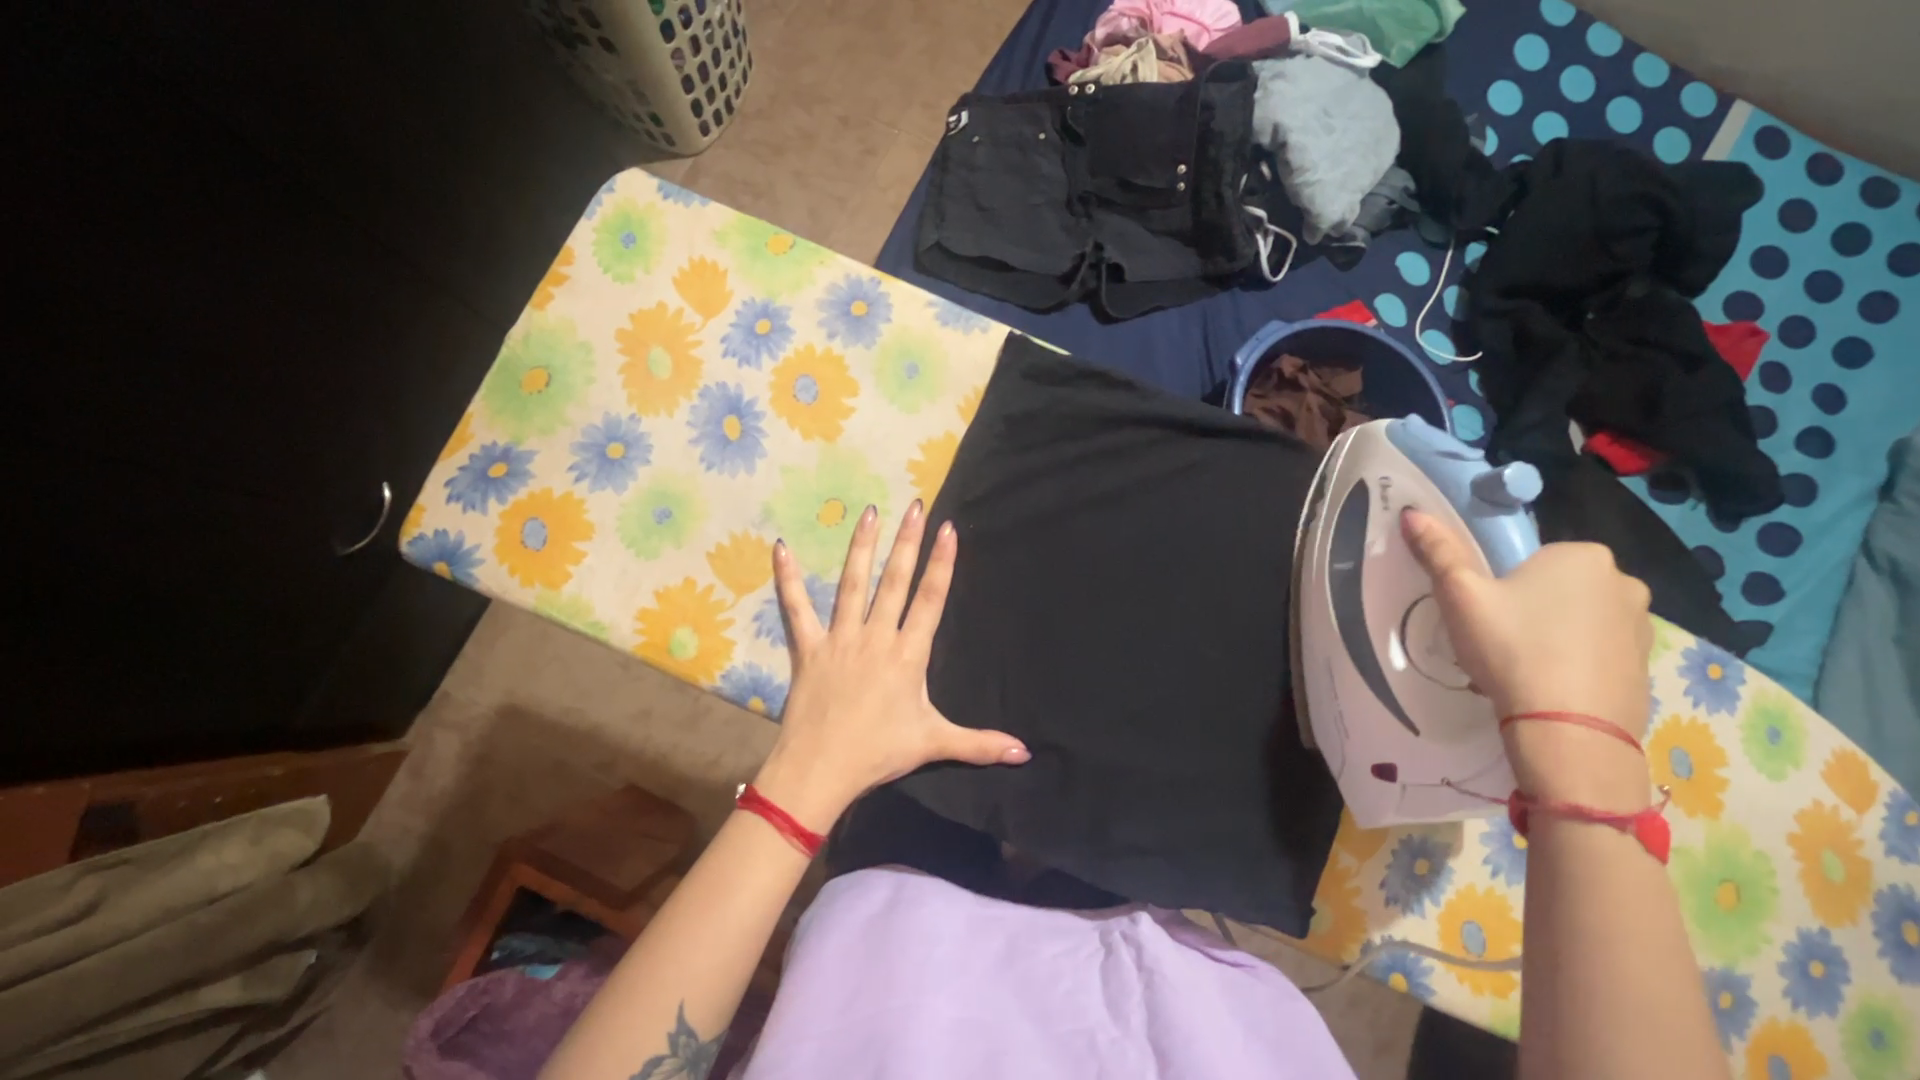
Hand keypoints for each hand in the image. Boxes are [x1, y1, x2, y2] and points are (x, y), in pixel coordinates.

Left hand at [750, 501, 1028, 831]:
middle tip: (915, 506)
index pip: (930, 599)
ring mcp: (840, 639)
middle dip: (907, 542)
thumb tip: (1026, 753)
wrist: (820, 769)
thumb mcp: (934, 744)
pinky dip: (788, 578)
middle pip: (894, 582)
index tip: (948, 529)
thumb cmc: (878, 753)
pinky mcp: (808, 648)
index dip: (941, 563)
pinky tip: (781, 548)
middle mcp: (876, 637)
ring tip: (869, 513)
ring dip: (862, 547)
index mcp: (908, 654)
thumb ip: (980, 744)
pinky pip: (796, 608)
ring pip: (852, 585)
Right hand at [1401, 509, 1653, 807]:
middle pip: (1560, 587)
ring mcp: (1643, 625)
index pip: (1533, 559)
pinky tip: (1550, 687)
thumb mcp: (1461, 596)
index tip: (1488, 613)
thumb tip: (1413, 512)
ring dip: (1557, 636)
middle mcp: (1624, 581)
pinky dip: (1577, 664)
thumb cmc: (1512, 649)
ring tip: (1524, 669)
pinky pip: (1600, 654)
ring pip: (1582, 620)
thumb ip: (1438, 552)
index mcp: (1582, 554)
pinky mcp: (1647, 666)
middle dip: (1534, 608)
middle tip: (1500, 641)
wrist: (1569, 729)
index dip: (1504, 585)